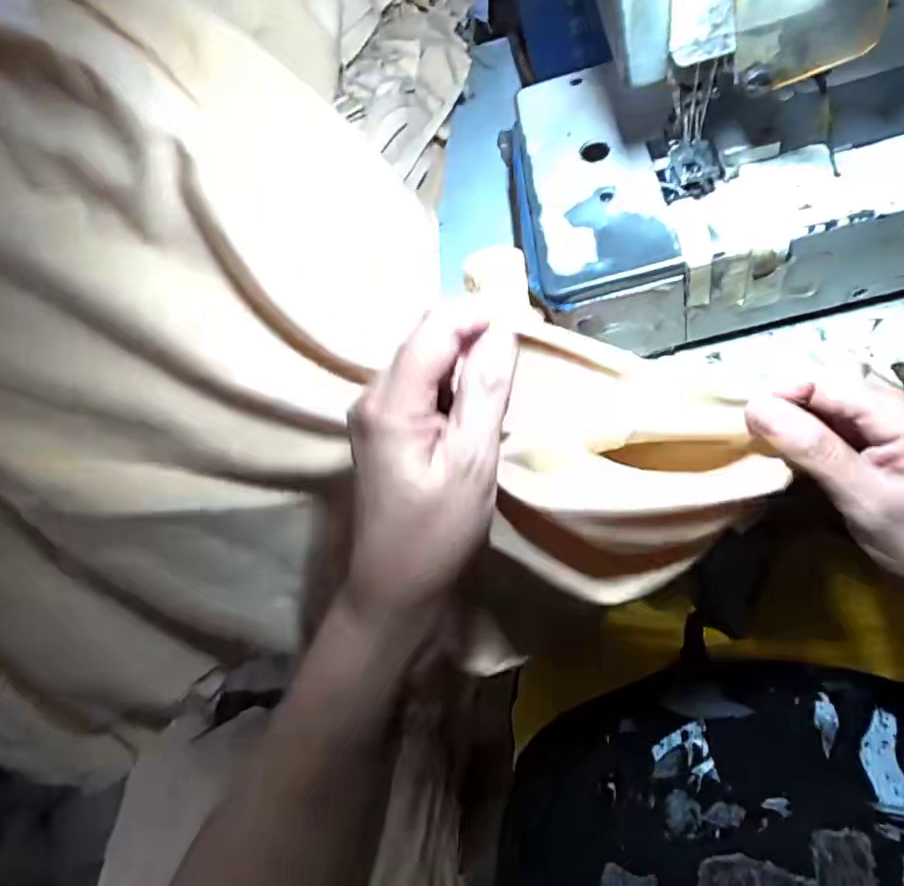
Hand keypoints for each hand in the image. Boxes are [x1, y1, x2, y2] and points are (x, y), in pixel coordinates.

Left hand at [344, 305, 517, 625]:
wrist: (394, 588)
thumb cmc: (436, 532)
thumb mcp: (472, 462)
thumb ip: (486, 391)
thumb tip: (505, 329)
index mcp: (391, 402)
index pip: (436, 327)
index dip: (482, 314)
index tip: (529, 322)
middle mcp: (374, 394)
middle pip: (427, 334)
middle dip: (478, 328)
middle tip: (526, 343)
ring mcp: (376, 408)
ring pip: (427, 353)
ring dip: (470, 353)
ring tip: (510, 369)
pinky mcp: (386, 422)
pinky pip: (424, 379)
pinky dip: (457, 376)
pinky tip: (481, 395)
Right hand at [745, 375, 903, 612]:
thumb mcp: (867, 501)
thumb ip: (814, 450)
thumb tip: (758, 406)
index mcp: (902, 414)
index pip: (828, 382)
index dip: (783, 393)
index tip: (745, 420)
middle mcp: (902, 406)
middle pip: (832, 384)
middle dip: (789, 401)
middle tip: (753, 430)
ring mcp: (900, 423)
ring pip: (837, 401)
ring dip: (800, 414)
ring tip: (768, 437)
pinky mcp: (894, 442)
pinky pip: (847, 421)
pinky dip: (817, 430)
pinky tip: (800, 449)